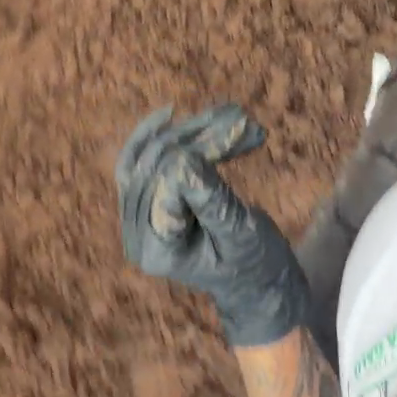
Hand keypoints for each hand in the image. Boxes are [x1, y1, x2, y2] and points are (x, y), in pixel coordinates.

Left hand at [116, 104, 309, 347]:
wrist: (258, 282)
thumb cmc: (255, 264)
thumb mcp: (239, 233)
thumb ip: (212, 201)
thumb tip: (185, 160)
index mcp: (155, 249)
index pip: (160, 183)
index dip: (196, 150)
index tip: (235, 125)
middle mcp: (138, 234)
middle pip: (152, 165)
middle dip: (194, 135)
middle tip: (237, 116)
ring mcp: (141, 220)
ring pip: (151, 158)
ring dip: (188, 132)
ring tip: (229, 114)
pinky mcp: (152, 206)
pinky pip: (150, 163)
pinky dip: (173, 140)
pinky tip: (184, 117)